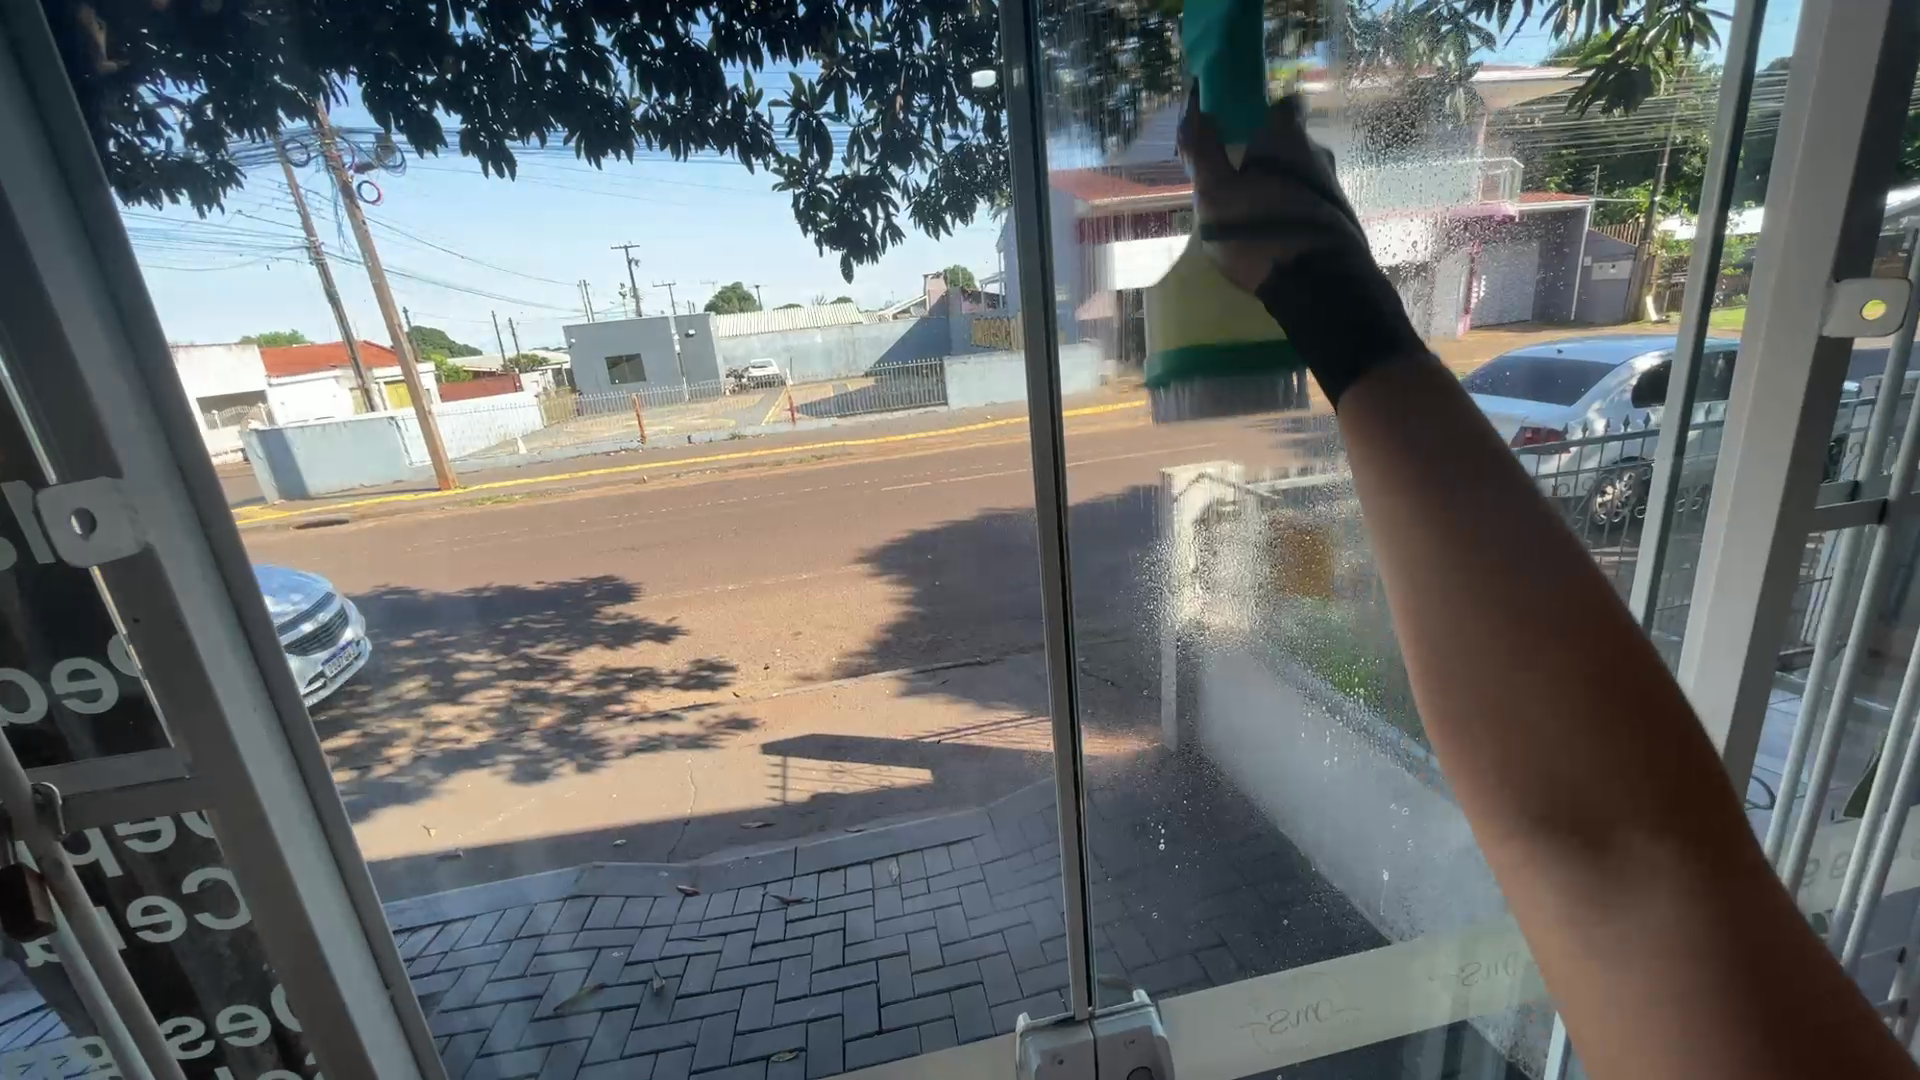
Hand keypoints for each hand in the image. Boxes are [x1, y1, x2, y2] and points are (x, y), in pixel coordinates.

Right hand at [1177, 84, 1370, 294]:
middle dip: (1268, 158)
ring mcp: (1333, 187)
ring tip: (1252, 217)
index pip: (1285, 105)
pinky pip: (1309, 204)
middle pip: (1291, 144)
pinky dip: (1291, 213)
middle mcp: (1317, 153)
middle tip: (1238, 184)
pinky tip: (1272, 237)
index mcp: (1286, 137)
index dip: (1265, 114)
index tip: (1243, 134)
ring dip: (1279, 189)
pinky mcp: (1339, 220)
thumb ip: (1203, 153)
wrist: (1315, 283)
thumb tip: (1192, 111)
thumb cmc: (1256, 231)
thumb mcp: (1215, 194)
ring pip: (1301, 176)